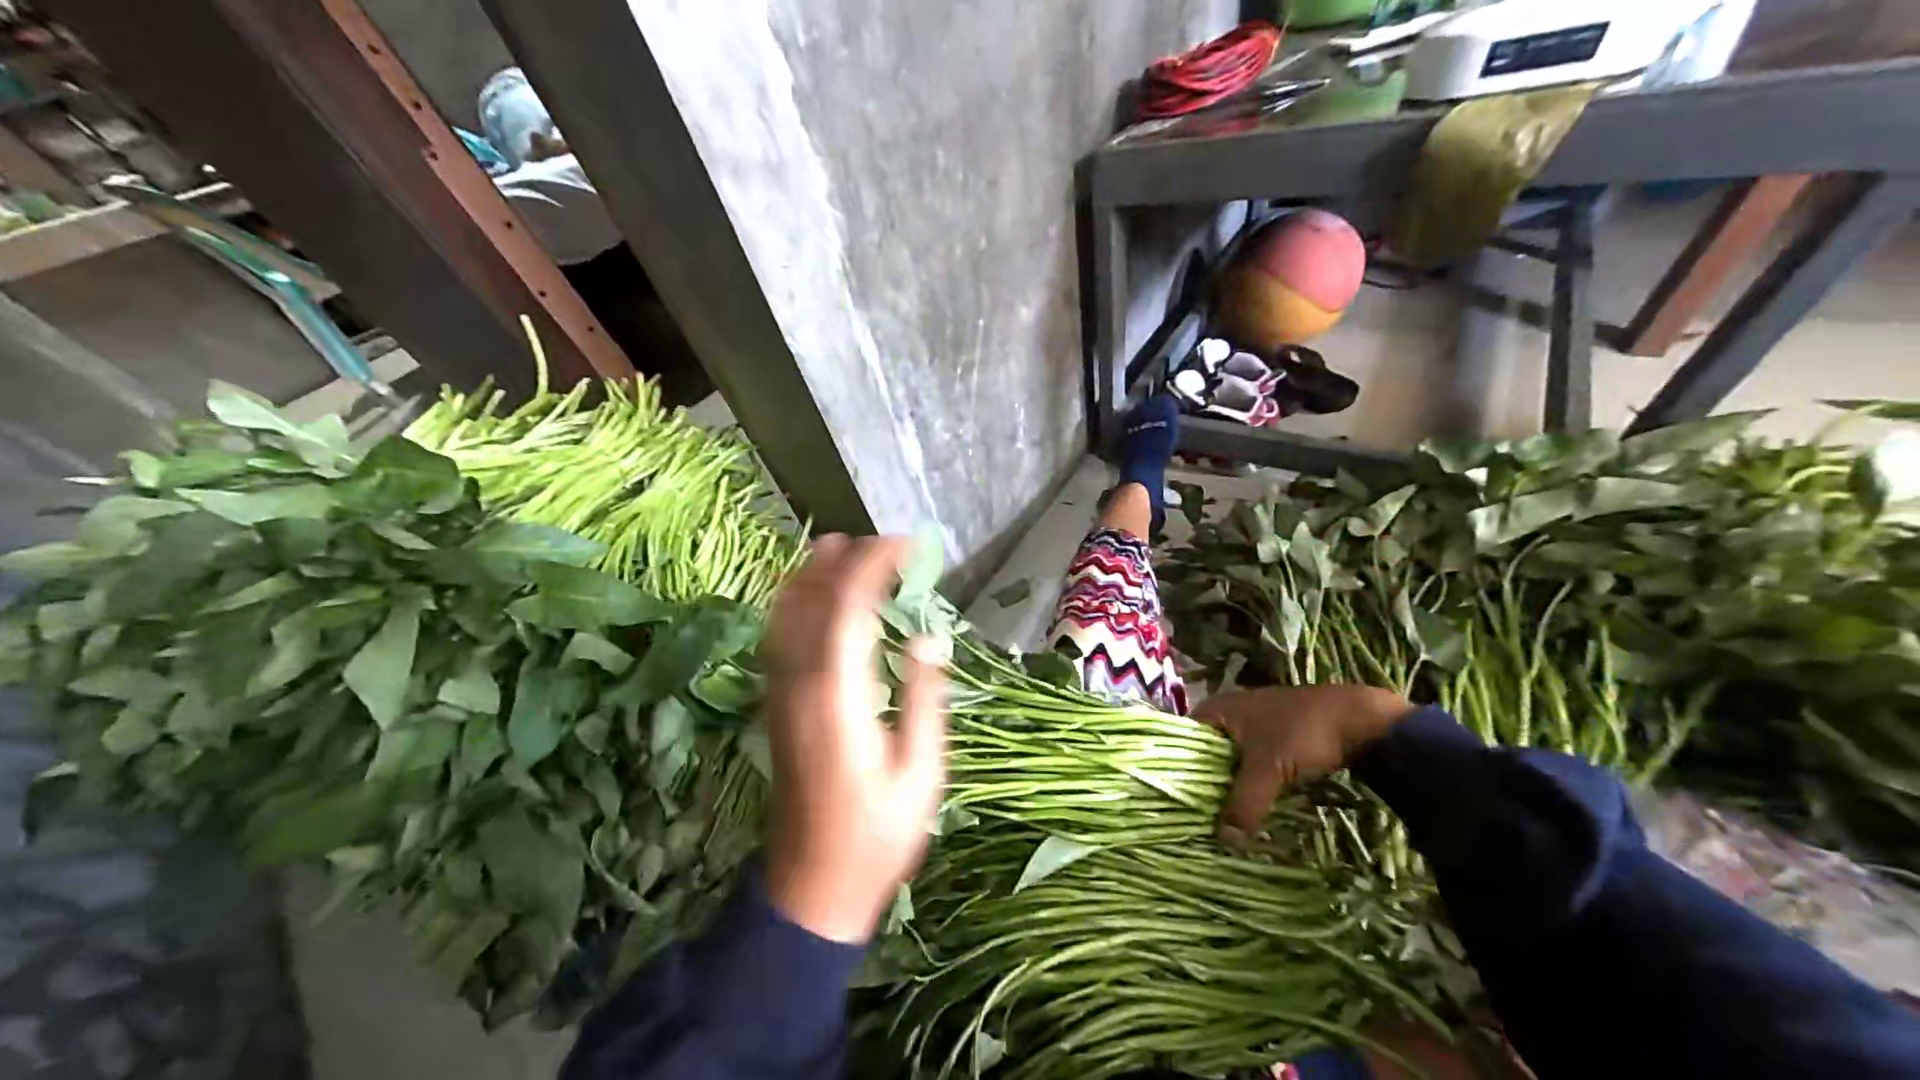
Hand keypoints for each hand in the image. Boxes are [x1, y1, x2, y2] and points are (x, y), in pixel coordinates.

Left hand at [762, 535, 947, 942]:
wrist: (812, 888)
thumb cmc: (877, 835)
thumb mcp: (921, 772)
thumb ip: (924, 699)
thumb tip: (928, 637)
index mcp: (839, 696)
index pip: (848, 606)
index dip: (874, 565)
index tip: (906, 546)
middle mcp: (799, 684)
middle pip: (809, 600)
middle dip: (842, 560)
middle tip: (881, 544)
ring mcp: (780, 695)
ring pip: (784, 615)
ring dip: (809, 575)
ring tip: (840, 548)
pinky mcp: (775, 707)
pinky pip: (776, 639)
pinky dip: (792, 604)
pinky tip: (808, 597)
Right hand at [1195, 684, 1414, 846]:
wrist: (1360, 720)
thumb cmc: (1302, 734)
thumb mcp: (1269, 770)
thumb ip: (1244, 804)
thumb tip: (1224, 843)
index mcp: (1217, 709)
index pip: (1180, 739)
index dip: (1175, 768)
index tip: (1175, 799)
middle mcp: (1228, 712)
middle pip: (1203, 752)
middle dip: (1202, 782)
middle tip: (1198, 814)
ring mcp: (1252, 724)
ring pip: (1228, 760)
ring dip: (1227, 785)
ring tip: (1220, 815)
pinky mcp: (1273, 737)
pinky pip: (1248, 763)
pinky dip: (1247, 782)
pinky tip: (1249, 804)